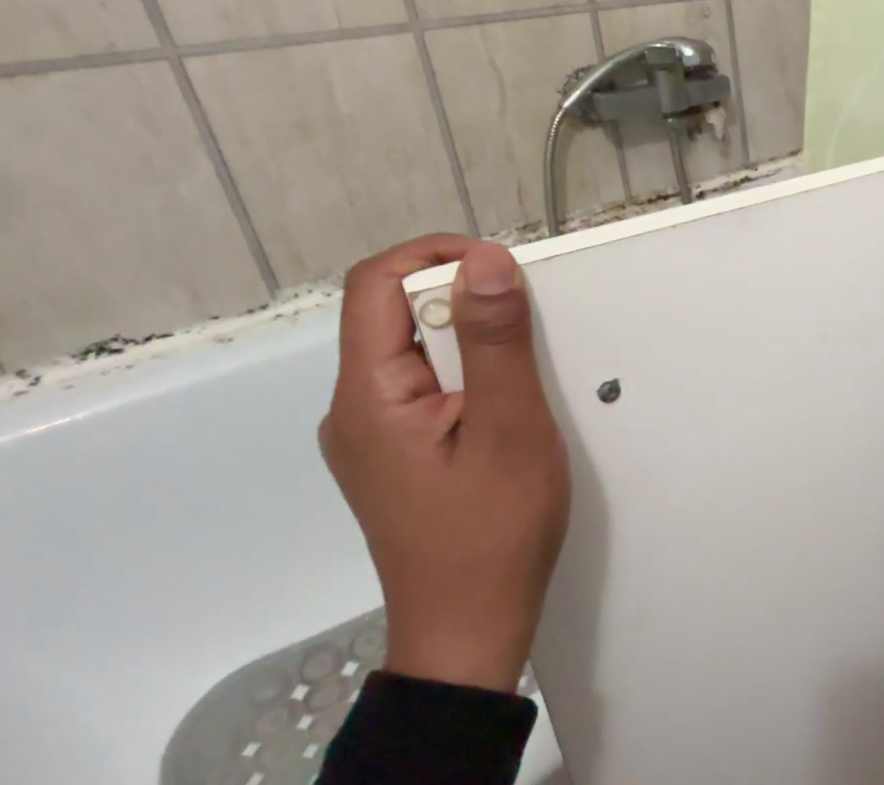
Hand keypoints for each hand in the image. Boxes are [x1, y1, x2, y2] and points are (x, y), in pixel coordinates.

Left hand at [321, 235, 570, 691]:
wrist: (470, 628)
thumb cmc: (493, 531)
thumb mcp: (509, 428)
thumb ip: (498, 341)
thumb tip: (486, 259)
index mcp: (369, 395)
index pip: (376, 285)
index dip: (436, 255)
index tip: (502, 266)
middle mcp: (354, 409)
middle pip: (394, 317)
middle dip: (463, 301)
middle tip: (529, 322)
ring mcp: (371, 437)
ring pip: (415, 353)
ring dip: (470, 339)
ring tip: (526, 369)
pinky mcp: (395, 457)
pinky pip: (424, 388)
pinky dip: (468, 375)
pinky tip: (506, 407)